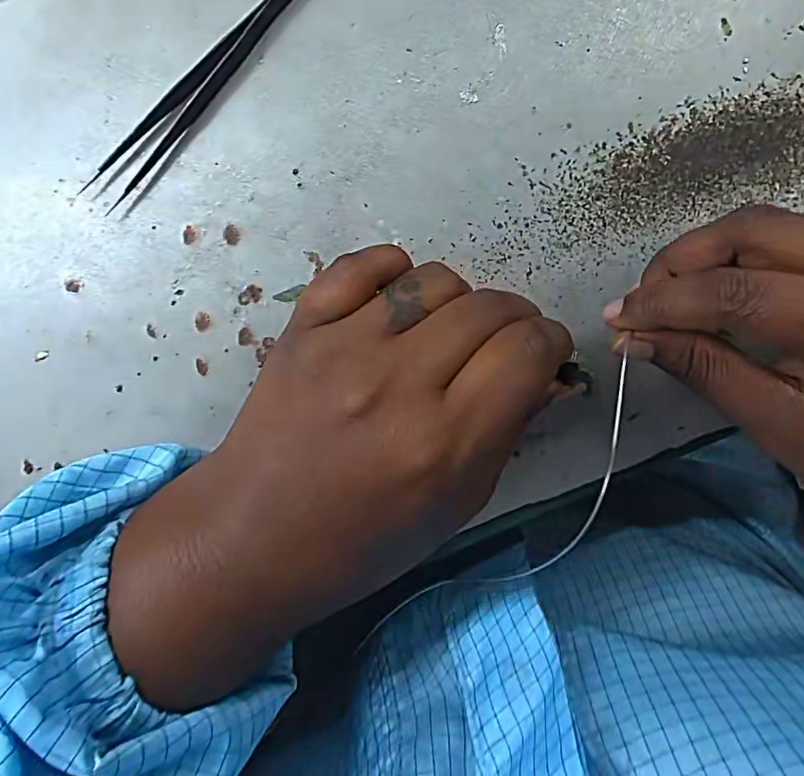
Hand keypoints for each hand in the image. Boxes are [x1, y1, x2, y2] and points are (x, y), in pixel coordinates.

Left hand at [109, 245, 573, 709]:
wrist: (252, 537)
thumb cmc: (366, 540)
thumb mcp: (458, 504)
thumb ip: (510, 429)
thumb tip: (550, 369)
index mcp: (443, 442)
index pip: (528, 349)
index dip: (551, 342)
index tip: (545, 353)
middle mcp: (397, 384)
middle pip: (491, 308)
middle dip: (517, 319)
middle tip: (506, 343)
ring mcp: (344, 347)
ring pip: (436, 279)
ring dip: (460, 300)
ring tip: (447, 331)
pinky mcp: (304, 326)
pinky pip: (366, 264)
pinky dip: (394, 272)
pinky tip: (398, 303)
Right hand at [603, 205, 803, 611]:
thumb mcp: (785, 430)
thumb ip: (708, 370)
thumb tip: (635, 336)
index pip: (745, 291)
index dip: (670, 302)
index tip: (620, 318)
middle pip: (757, 229)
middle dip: (685, 258)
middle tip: (643, 300)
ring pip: (772, 225)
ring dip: (708, 252)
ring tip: (669, 294)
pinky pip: (793, 242)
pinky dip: (739, 259)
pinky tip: (713, 290)